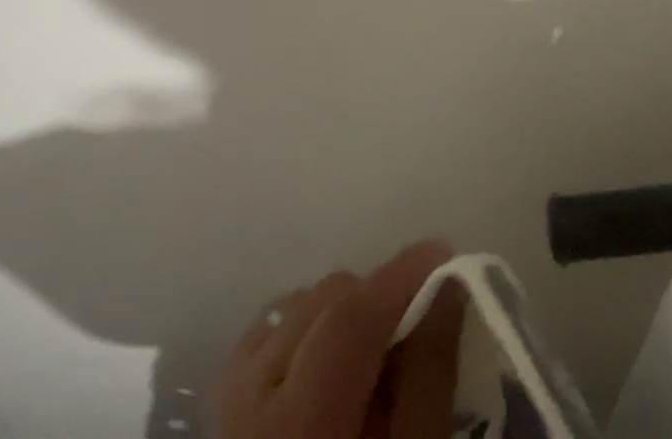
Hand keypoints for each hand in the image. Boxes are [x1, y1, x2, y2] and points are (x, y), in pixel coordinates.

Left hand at [218, 241, 465, 438]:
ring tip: (379, 344)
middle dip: (375, 292)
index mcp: (303, 421)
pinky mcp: (224, 403)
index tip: (444, 249)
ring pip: (292, 308)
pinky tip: (332, 355)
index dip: (399, 275)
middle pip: (319, 302)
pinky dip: (306, 325)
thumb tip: (446, 289)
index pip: (349, 320)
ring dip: (340, 308)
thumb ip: (427, 376)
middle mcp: (252, 398)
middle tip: (421, 314)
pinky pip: (266, 331)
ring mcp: (230, 399)